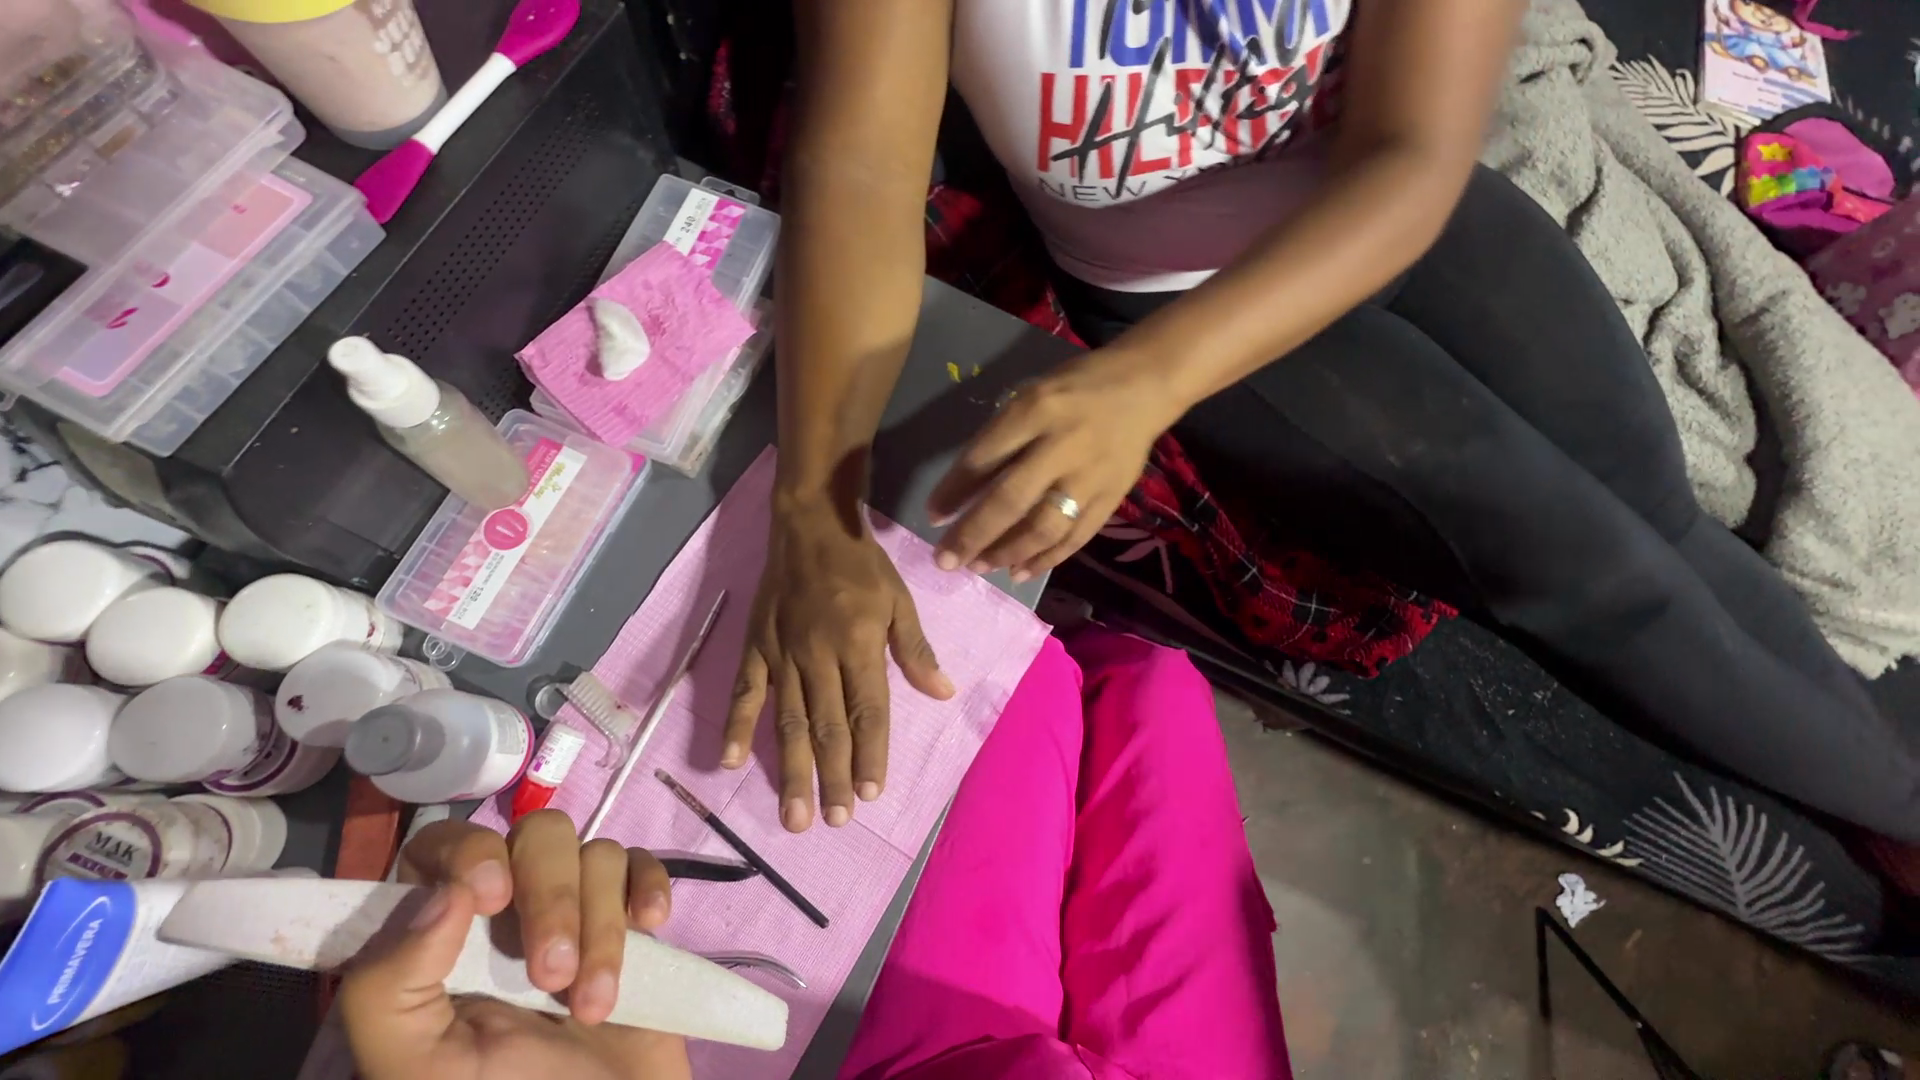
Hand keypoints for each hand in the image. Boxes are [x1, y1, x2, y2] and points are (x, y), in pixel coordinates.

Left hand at [337, 812, 691, 1079]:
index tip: (491, 899)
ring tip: (596, 1004)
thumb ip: (391, 988)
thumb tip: (444, 892)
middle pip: (538, 835)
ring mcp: (578, 908)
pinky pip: (645, 864)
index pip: (442, 847)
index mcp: (444, 938)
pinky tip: (651, 926)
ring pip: (598, 853)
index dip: (469, 852)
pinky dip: (650, 886)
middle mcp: (509, 911)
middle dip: (553, 900)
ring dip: (602, 926)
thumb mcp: (419, 1071)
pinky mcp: (633, 916)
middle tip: (551, 977)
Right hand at [725, 498, 954, 832]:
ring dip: (790, 769)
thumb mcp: (900, 601)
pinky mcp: (755, 646)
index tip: (872, 793)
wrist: (811, 525)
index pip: (867, 710)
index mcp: (858, 645)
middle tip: (833, 820)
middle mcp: (818, 656)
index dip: (870, 753)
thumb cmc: (863, 566)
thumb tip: (942, 693)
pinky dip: (736, 726)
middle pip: (827, 726)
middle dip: (831, 777)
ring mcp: (781, 654)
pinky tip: (730, 762)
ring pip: (788, 720)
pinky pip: (744, 691)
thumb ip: (914, 650)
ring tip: (792, 814)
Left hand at [929, 351, 1177, 580]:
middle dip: (973, 534)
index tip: (932, 517)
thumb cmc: (1074, 389)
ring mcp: (1090, 477)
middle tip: (946, 560)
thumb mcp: (1031, 395)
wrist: (1144, 387)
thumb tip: (964, 490)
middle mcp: (1063, 445)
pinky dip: (1045, 559)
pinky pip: (1075, 537)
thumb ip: (1002, 437)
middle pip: (1011, 500)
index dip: (953, 491)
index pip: (984, 457)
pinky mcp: (1112, 498)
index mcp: (1036, 410)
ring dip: (1007, 552)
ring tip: (979, 567)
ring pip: (1044, 526)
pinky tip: (1019, 573)